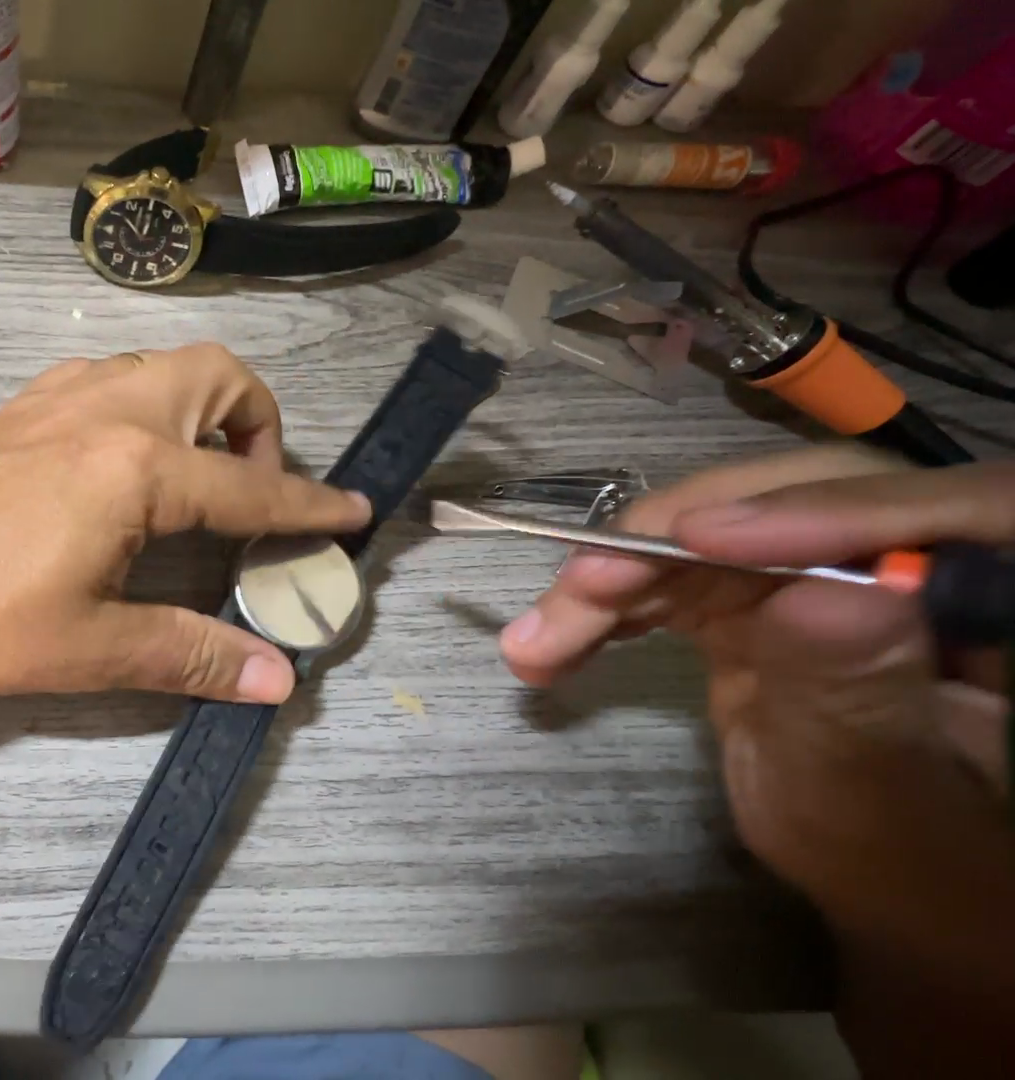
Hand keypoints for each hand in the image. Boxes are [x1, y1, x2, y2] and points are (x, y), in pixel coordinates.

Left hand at [0, 344, 368, 704]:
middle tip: (247, 489)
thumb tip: (276, 678)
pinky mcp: (14, 409)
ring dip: (194, 408)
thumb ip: (191, 653)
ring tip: (186, 474)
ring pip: (155, 366)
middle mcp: (103, 409)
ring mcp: (53, 399)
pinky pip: (101, 378)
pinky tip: (111, 465)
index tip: (352, 511)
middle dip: (256, 423)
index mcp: (134, 466)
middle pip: (215, 377)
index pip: (248, 487)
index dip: (308, 506)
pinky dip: (136, 405)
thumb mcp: (92, 646)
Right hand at [500, 449, 1014, 977]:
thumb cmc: (909, 860)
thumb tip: (829, 595)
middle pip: (796, 502)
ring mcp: (834, 571)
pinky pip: (672, 576)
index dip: (825, 509)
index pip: (952, 511)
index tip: (697, 539)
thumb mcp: (880, 791)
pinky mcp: (764, 593)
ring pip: (708, 536)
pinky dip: (603, 608)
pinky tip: (551, 643)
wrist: (883, 878)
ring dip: (609, 582)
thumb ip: (854, 693)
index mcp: (1010, 596)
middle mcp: (926, 562)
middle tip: (582, 587)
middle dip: (674, 543)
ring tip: (534, 644)